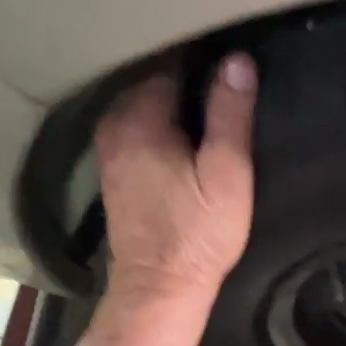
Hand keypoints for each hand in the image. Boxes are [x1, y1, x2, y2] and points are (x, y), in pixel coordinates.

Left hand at [93, 54, 256, 303]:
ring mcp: (108, 145)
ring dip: (173, 99)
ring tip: (211, 102)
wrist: (159, 286)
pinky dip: (158, 120)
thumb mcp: (227, 173)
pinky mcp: (111, 166)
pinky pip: (136, 124)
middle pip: (153, 78)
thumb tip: (237, 60)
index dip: (205, 59)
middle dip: (188, 75)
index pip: (172, 62)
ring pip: (143, 101)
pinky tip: (185, 132)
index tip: (233, 59)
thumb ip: (230, 115)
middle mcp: (114, 122)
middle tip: (227, 79)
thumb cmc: (198, 233)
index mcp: (140, 116)